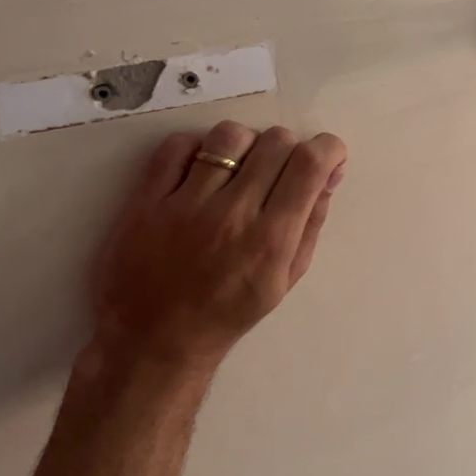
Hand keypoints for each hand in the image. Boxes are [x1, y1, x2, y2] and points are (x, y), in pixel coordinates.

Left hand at [86, 120, 347, 373]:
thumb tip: (330, 174)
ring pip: (229, 135)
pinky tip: (200, 168)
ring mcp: (185, 205)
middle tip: (281, 169)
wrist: (156, 340)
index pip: (309, 163)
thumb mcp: (286, 277)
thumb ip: (311, 223)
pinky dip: (195, 148)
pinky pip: (175, 146)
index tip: (326, 156)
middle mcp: (232, 215)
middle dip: (289, 148)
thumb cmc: (230, 312)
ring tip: (239, 166)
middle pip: (275, 142)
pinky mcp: (146, 201)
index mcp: (272, 238)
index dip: (328, 148)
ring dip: (245, 144)